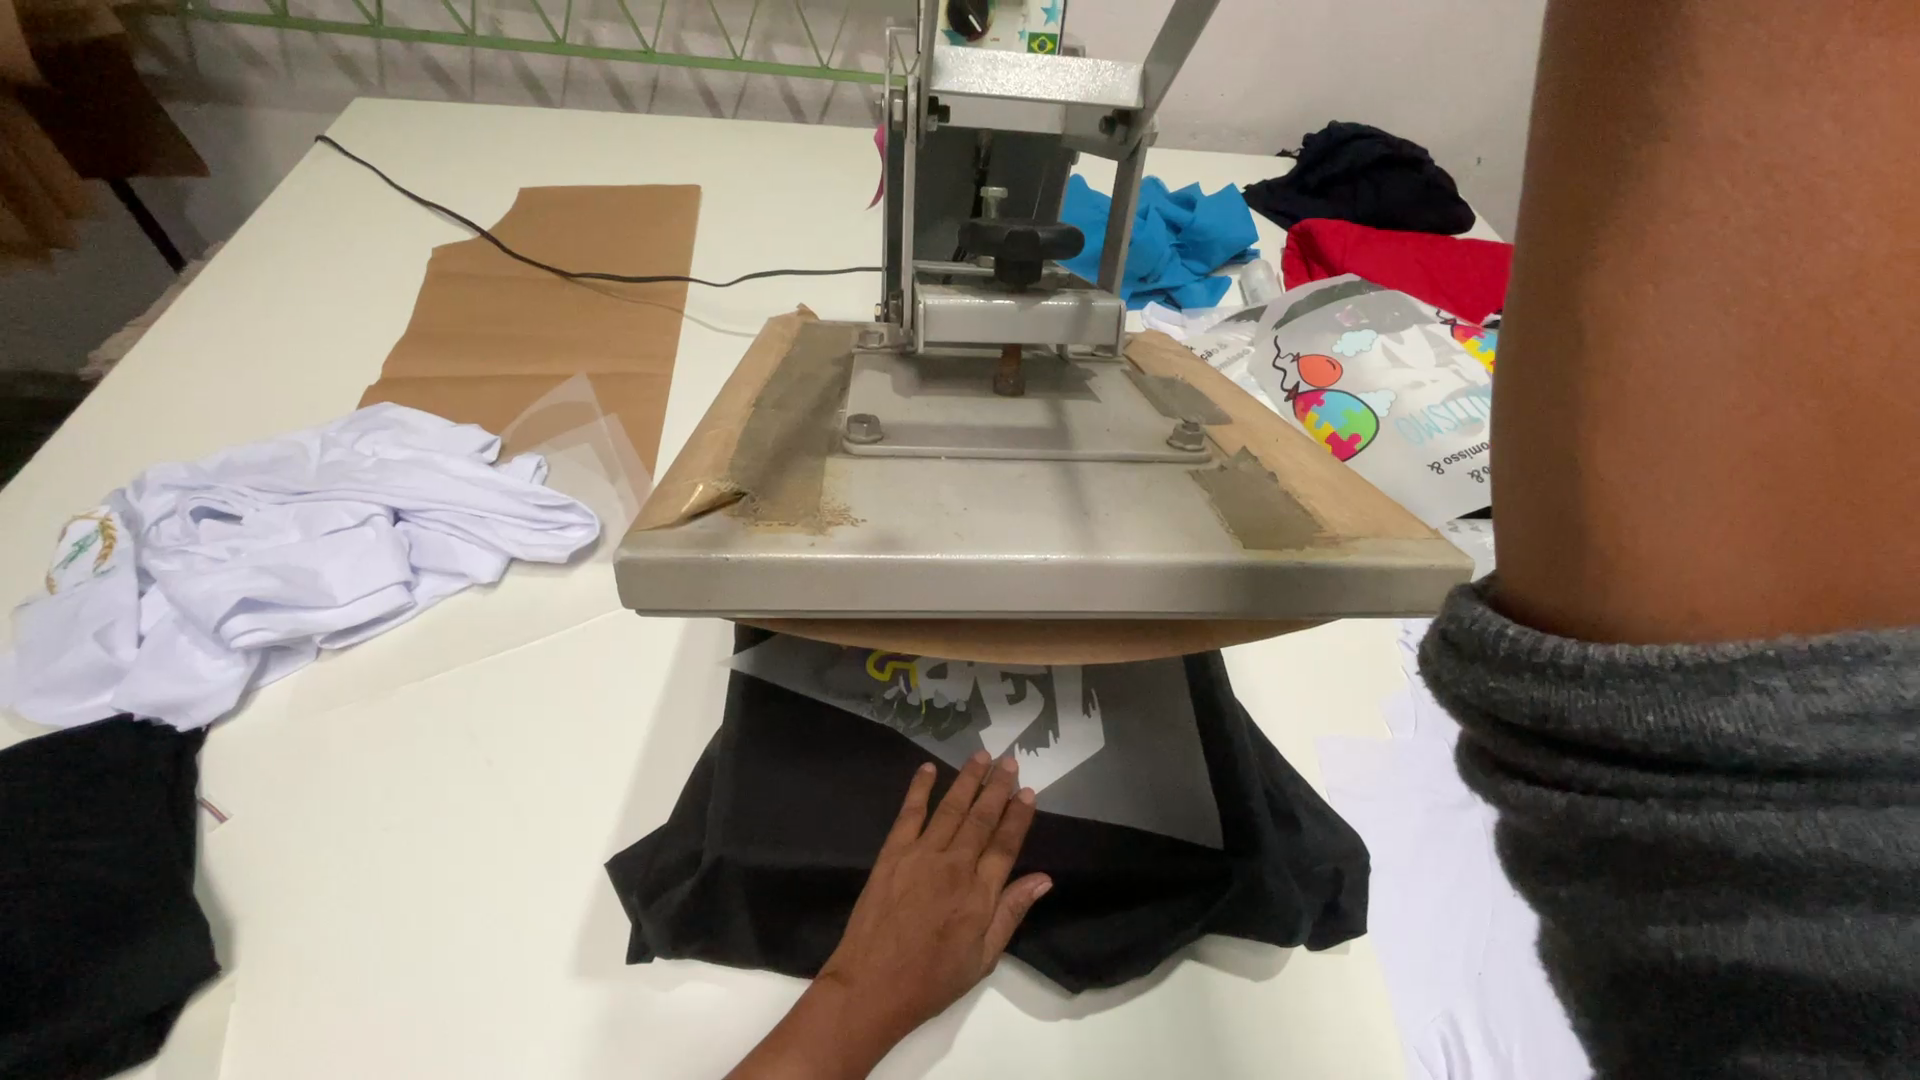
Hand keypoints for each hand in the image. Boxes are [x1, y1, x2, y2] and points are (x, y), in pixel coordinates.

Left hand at [726, 751, 1050, 1079]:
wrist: (871, 986)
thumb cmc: (932, 980)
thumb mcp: (983, 958)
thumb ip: (1011, 912)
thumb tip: (1043, 878)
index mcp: (979, 894)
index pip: (1006, 844)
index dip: (1019, 816)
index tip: (1029, 792)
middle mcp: (955, 866)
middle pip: (982, 818)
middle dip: (998, 787)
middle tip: (1010, 761)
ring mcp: (922, 855)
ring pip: (951, 808)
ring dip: (968, 780)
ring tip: (982, 756)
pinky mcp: (893, 853)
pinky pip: (910, 813)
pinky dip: (920, 788)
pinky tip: (928, 768)